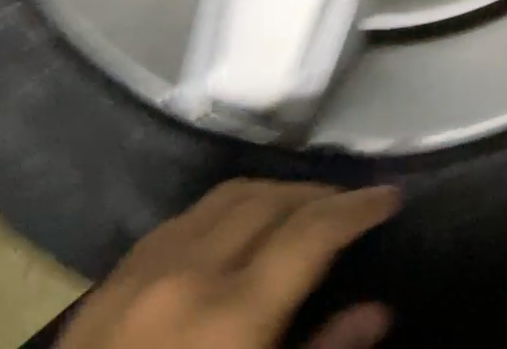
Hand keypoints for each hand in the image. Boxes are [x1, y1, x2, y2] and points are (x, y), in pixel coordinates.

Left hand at [58, 180, 400, 348]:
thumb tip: (378, 312)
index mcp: (234, 314)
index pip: (312, 231)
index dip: (358, 207)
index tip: (390, 196)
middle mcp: (192, 272)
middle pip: (271, 199)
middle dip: (320, 194)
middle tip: (353, 205)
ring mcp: (148, 267)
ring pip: (228, 194)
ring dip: (276, 191)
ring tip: (304, 206)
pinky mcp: (116, 275)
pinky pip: (186, 215)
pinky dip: (228, 207)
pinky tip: (239, 226)